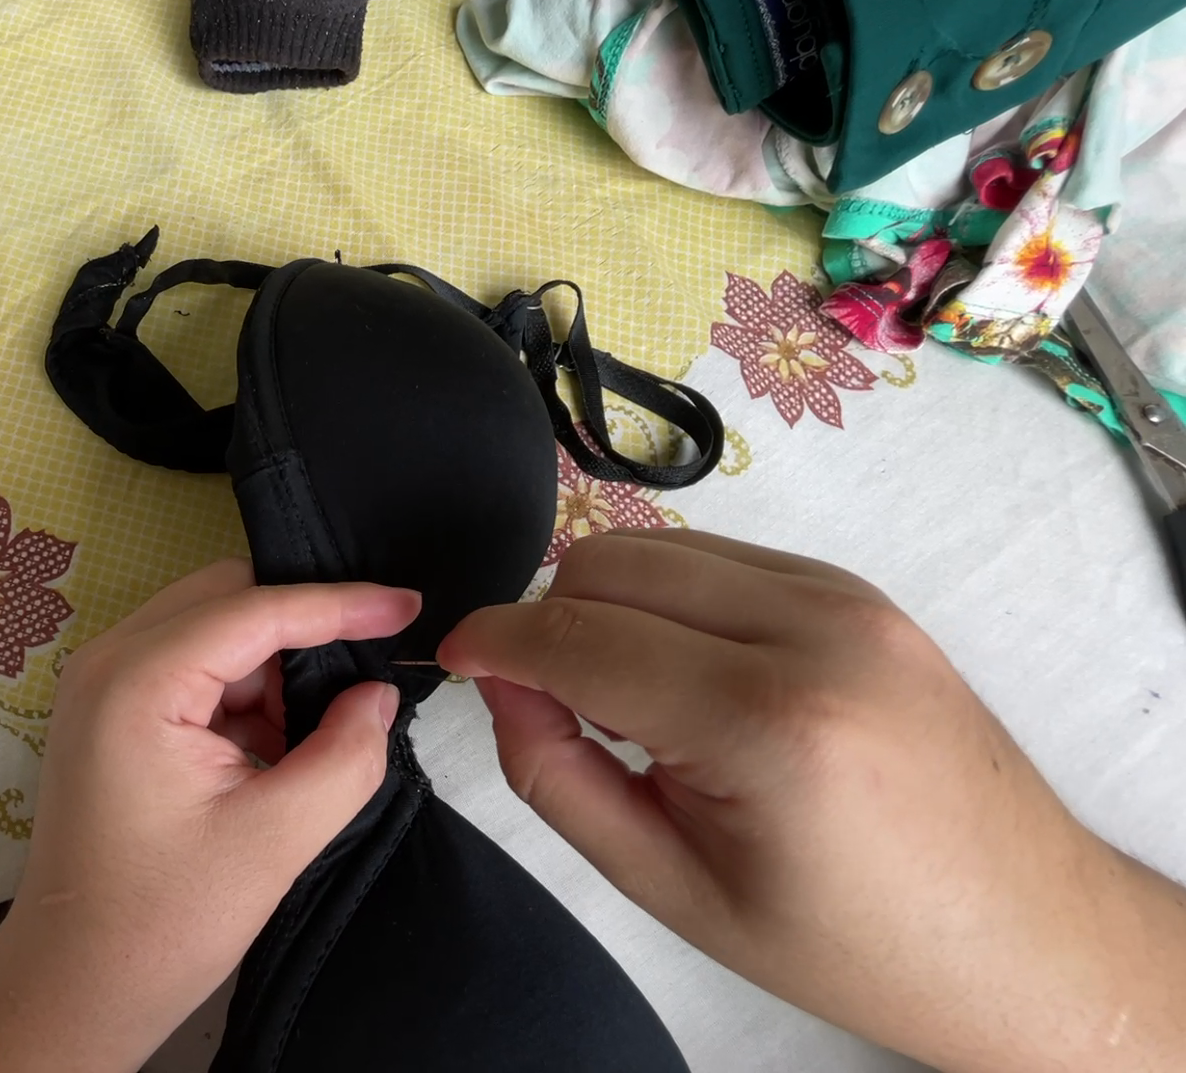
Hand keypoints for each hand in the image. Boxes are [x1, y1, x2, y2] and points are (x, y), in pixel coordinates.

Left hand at [0, 560, 417, 1072]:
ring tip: (313, 728)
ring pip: (214, 628)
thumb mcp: (274, 840)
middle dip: (301, 626)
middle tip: (367, 661)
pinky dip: (244, 692)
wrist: (75, 980)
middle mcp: (110, 657)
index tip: (408, 604)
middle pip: (226, 598)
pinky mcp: (114, 704)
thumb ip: (344, 756)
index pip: (254, 609)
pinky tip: (272, 744)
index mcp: (138, 680)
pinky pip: (195, 664)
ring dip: (272, 666)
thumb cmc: (164, 919)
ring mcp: (106, 678)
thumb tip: (377, 693)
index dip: (338, 603)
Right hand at [437, 529, 1185, 1072]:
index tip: (451, 659)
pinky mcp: (851, 585)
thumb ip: (550, 771)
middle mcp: (812, 628)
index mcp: (765, 722)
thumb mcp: (660, 880)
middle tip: (550, 700)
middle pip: (600, 568)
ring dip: (594, 604)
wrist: (1035, 940)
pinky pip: (700, 554)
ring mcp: (842, 594)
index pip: (575, 637)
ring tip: (617, 687)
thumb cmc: (837, 937)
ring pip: (645, 547)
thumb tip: (496, 682)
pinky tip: (674, 663)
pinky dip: (651, 595)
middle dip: (542, 623)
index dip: (490, 639)